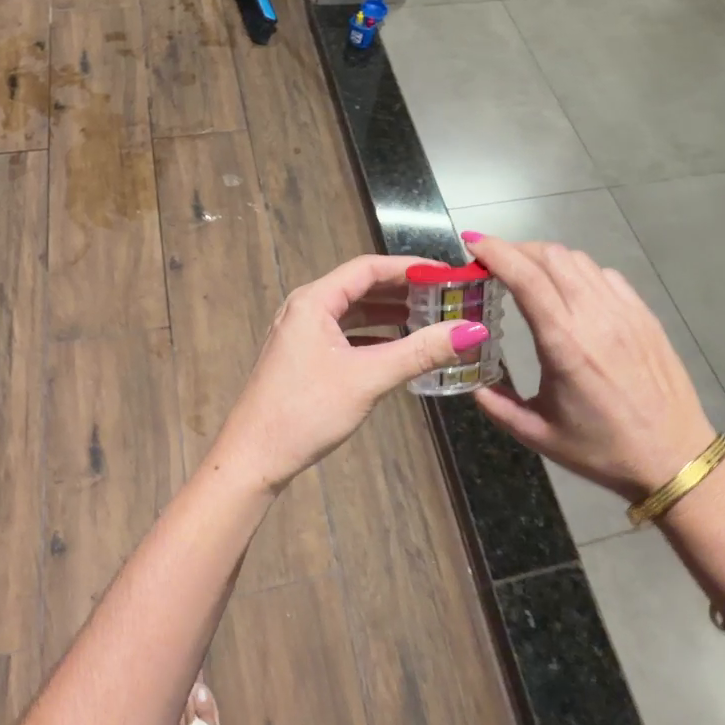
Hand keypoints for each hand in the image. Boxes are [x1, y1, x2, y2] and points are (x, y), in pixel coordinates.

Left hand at [207, 255, 489, 490]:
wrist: (253, 458)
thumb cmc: (305, 412)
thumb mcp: (368, 378)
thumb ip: (420, 352)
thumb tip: (471, 331)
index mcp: (314, 300)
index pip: (369, 268)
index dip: (410, 266)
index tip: (446, 273)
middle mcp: (306, 308)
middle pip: (362, 286)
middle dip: (403, 289)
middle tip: (445, 295)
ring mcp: (302, 333)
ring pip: (354, 311)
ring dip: (390, 312)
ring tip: (430, 317)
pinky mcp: (303, 356)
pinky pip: (346, 333)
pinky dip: (374, 335)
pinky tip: (399, 347)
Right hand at [465, 233, 714, 501]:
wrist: (676, 460)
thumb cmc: (604, 450)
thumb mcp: (539, 435)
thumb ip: (499, 406)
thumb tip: (473, 384)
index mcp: (564, 343)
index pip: (525, 277)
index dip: (495, 251)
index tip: (472, 243)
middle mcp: (594, 317)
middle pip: (550, 256)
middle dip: (516, 250)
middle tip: (493, 264)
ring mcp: (624, 311)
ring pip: (578, 260)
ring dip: (546, 258)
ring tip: (529, 275)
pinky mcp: (644, 315)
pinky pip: (605, 275)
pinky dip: (578, 272)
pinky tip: (571, 292)